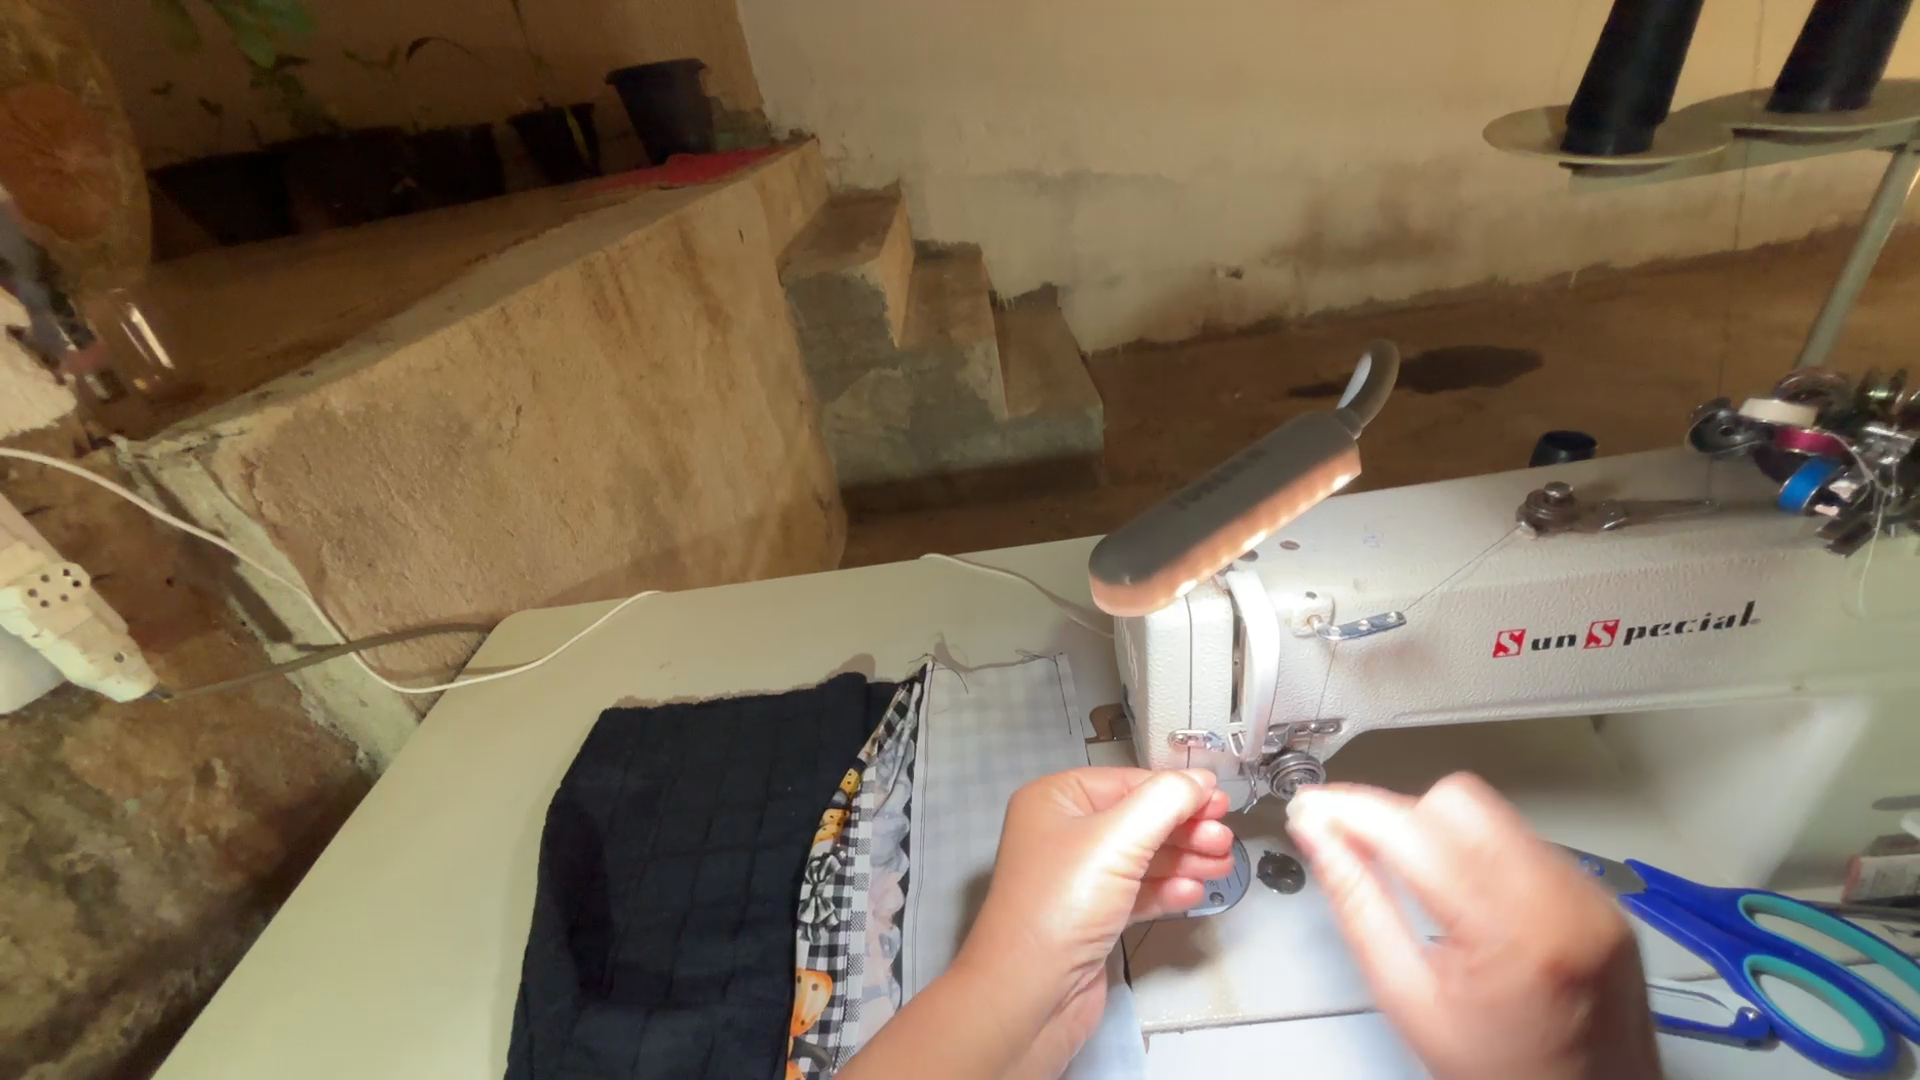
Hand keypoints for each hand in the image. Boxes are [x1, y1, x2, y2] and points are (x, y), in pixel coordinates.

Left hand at [841, 767, 1231, 1079]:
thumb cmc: (1065, 901)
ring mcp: (1075, 876)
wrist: (1030, 994)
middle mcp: (1061, 831)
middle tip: (1225, 839)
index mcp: (1055, 799)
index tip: (1220, 799)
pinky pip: (1133, 892)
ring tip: (1222, 866)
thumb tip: (1199, 780)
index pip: (1124, 782)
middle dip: (1182, 828)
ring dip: (1181, 859)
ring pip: (1139, 857)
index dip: (1173, 790)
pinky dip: (1164, 890)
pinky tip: (1193, 892)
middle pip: (1135, 819)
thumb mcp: (1118, 839)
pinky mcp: (1089, 916)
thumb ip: (1164, 802)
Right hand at [1286, 773, 1659, 1079]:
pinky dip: (1473, 848)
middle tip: (1358, 842)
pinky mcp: (1598, 896)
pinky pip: (1518, 837)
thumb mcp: (1406, 996)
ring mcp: (1589, 896)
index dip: (1349, 809)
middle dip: (1396, 816)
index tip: (1310, 808)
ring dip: (1433, 827)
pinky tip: (1455, 885)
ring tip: (1408, 869)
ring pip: (1485, 811)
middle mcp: (1564, 900)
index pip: (1411, 831)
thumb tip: (1315, 835)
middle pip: (1453, 802)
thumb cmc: (1500, 1073)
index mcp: (1512, 931)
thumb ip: (1356, 903)